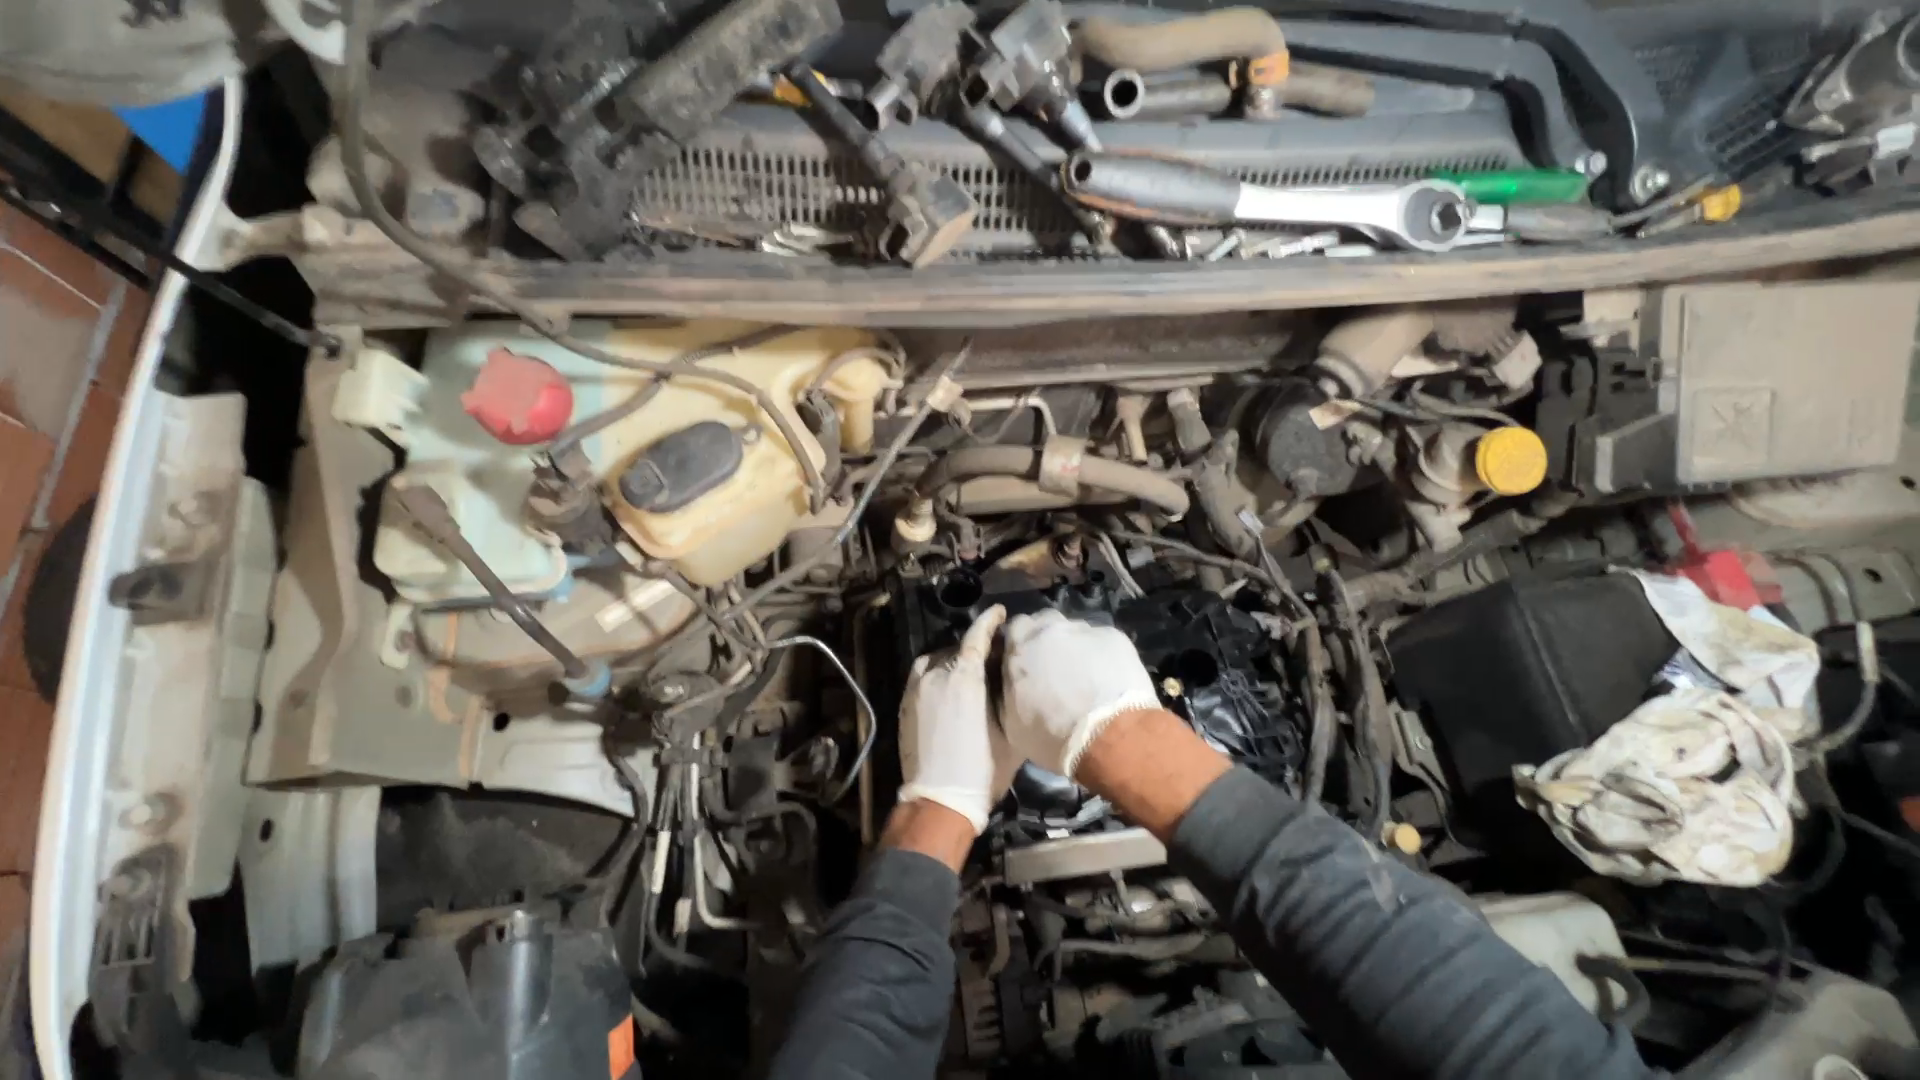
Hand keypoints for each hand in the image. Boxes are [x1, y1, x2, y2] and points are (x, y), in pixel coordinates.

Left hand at [896, 605, 1019, 833]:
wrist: (940, 800)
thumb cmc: (982, 767)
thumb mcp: (1010, 729)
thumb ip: (1008, 696)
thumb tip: (1008, 679)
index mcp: (964, 675)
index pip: (977, 636)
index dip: (989, 621)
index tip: (999, 613)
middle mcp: (936, 674)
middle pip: (957, 649)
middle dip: (974, 648)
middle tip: (992, 658)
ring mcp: (915, 690)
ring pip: (934, 662)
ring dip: (952, 662)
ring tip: (968, 674)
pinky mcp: (904, 706)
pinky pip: (921, 679)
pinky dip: (935, 676)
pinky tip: (948, 691)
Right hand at [998, 609, 1163, 778]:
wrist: (1109, 737)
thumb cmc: (1053, 737)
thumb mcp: (1011, 723)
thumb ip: (1007, 690)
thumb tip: (1010, 681)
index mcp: (1019, 649)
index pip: (1015, 628)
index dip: (1020, 643)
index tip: (1026, 662)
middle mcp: (1049, 631)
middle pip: (1044, 622)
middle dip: (1046, 639)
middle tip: (1054, 668)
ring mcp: (1084, 630)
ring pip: (1075, 630)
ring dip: (1075, 646)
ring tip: (1085, 675)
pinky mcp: (1114, 637)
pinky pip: (1102, 640)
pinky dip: (1101, 654)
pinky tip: (1108, 677)